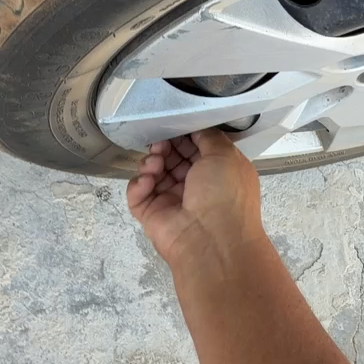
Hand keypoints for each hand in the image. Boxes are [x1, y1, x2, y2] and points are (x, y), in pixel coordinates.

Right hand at [126, 130, 267, 273]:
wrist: (211, 240)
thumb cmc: (225, 195)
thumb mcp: (225, 154)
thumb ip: (209, 136)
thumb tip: (195, 128)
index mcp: (217, 172)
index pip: (196, 147)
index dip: (184, 133)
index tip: (174, 123)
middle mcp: (196, 186)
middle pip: (172, 156)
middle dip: (165, 145)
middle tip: (162, 141)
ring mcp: (172, 200)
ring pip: (154, 171)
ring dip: (151, 161)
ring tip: (156, 162)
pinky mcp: (152, 213)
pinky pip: (138, 192)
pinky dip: (139, 183)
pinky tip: (148, 180)